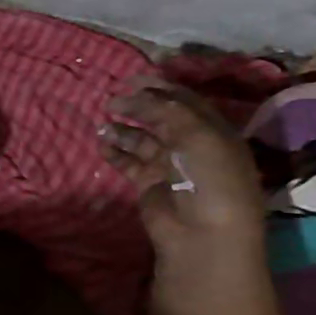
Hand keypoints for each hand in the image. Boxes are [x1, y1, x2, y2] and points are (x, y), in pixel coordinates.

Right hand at [100, 78, 265, 258]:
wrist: (202, 234)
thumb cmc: (208, 176)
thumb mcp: (195, 133)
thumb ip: (165, 108)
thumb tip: (137, 94)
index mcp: (213, 131)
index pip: (184, 101)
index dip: (158, 88)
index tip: (130, 80)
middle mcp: (193, 147)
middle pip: (161, 119)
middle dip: (137, 106)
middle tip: (111, 100)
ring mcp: (171, 167)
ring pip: (143, 140)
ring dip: (123, 129)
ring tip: (102, 123)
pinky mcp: (151, 185)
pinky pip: (130, 162)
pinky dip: (115, 153)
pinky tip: (101, 144)